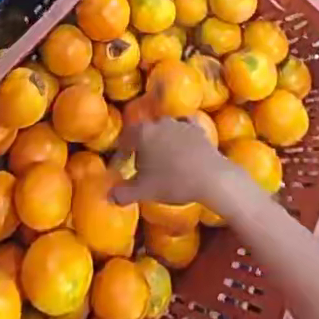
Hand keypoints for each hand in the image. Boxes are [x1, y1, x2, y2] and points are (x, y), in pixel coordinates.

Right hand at [111, 117, 255, 215]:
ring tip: (164, 159)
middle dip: (142, 145)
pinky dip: (181, 136)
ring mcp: (180, 123)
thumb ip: (123, 192)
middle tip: (142, 165)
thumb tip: (109, 196)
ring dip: (162, 141)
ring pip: (165, 129)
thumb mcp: (144, 191)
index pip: (127, 136)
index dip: (123, 149)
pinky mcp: (198, 128)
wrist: (210, 176)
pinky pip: (185, 128)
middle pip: (146, 131)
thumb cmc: (172, 181)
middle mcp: (160, 122)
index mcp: (143, 133)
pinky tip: (183, 146)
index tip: (123, 162)